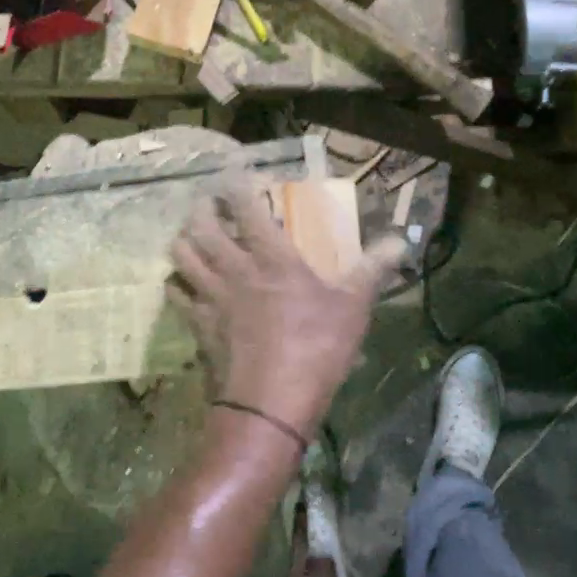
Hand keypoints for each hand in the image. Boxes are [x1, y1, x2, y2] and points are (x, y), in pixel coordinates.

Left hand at [168, 182, 404, 434]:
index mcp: (272, 258)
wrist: (270, 404)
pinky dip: (176, 283)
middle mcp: (234, 268)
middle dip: (201, 209)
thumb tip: (400, 241)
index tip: (233, 172)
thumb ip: (372, 270)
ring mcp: (211, 296)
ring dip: (184, 240)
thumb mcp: (353, 308)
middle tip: (209, 205)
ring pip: (182, 255)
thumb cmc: (316, 349)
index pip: (245, 208)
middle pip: (201, 225)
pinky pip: (176, 294)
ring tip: (192, 236)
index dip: (236, 185)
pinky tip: (183, 283)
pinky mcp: (198, 324)